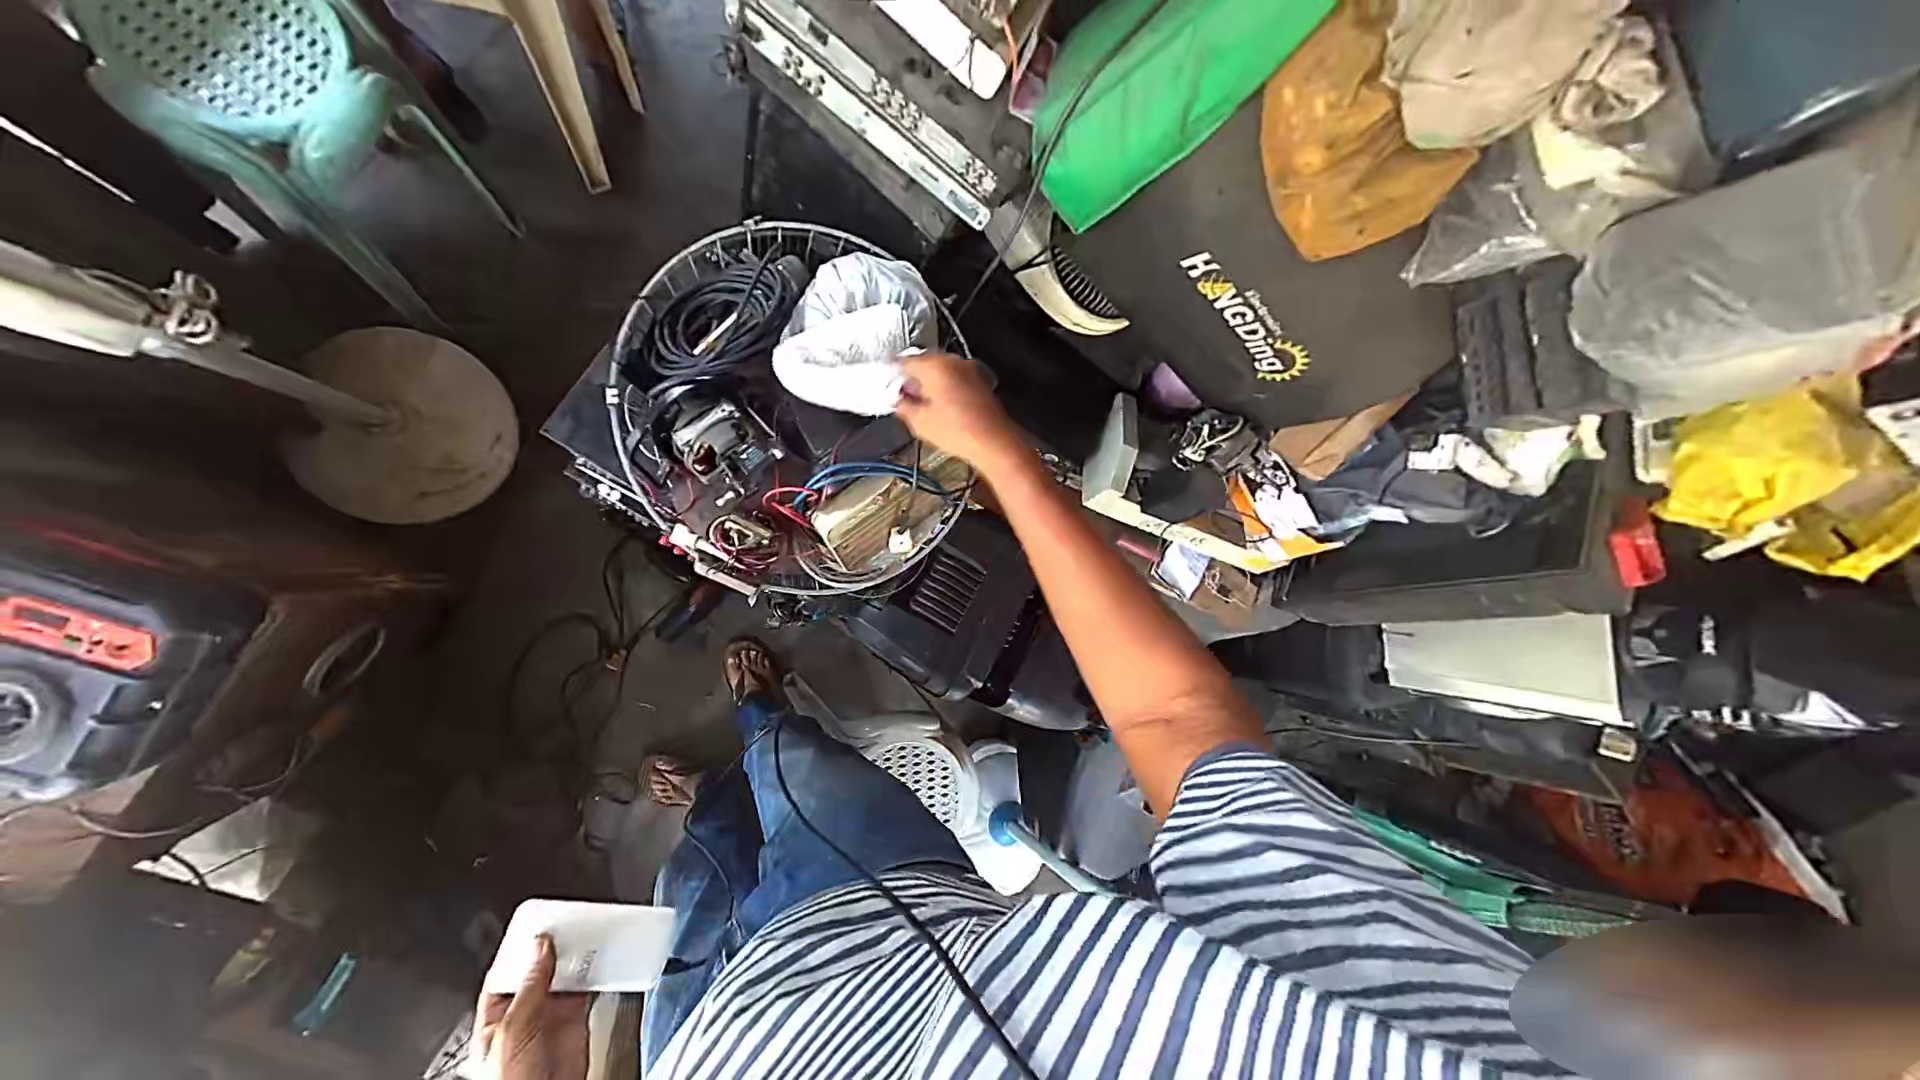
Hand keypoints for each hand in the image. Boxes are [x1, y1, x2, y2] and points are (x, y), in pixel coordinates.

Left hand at [472, 935, 589, 1079]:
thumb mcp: (513, 1031)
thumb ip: (530, 987)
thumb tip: (541, 947)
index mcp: (496, 1017)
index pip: (506, 972)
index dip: (520, 948)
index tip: (537, 924)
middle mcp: (523, 1013)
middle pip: (539, 968)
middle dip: (553, 946)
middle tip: (568, 923)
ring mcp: (550, 1016)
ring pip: (565, 974)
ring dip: (577, 956)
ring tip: (588, 935)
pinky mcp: (575, 1019)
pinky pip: (588, 986)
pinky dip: (596, 970)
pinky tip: (601, 958)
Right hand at [895, 352, 1026, 476]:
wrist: (994, 442)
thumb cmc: (960, 431)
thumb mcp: (919, 422)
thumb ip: (902, 406)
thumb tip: (898, 401)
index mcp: (934, 365)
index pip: (904, 361)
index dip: (893, 373)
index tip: (888, 383)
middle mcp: (953, 361)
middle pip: (924, 363)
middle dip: (913, 378)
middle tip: (904, 396)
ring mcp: (969, 370)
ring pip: (941, 371)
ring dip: (930, 383)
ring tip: (923, 405)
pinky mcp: (980, 381)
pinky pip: (956, 379)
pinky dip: (946, 388)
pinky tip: (943, 407)